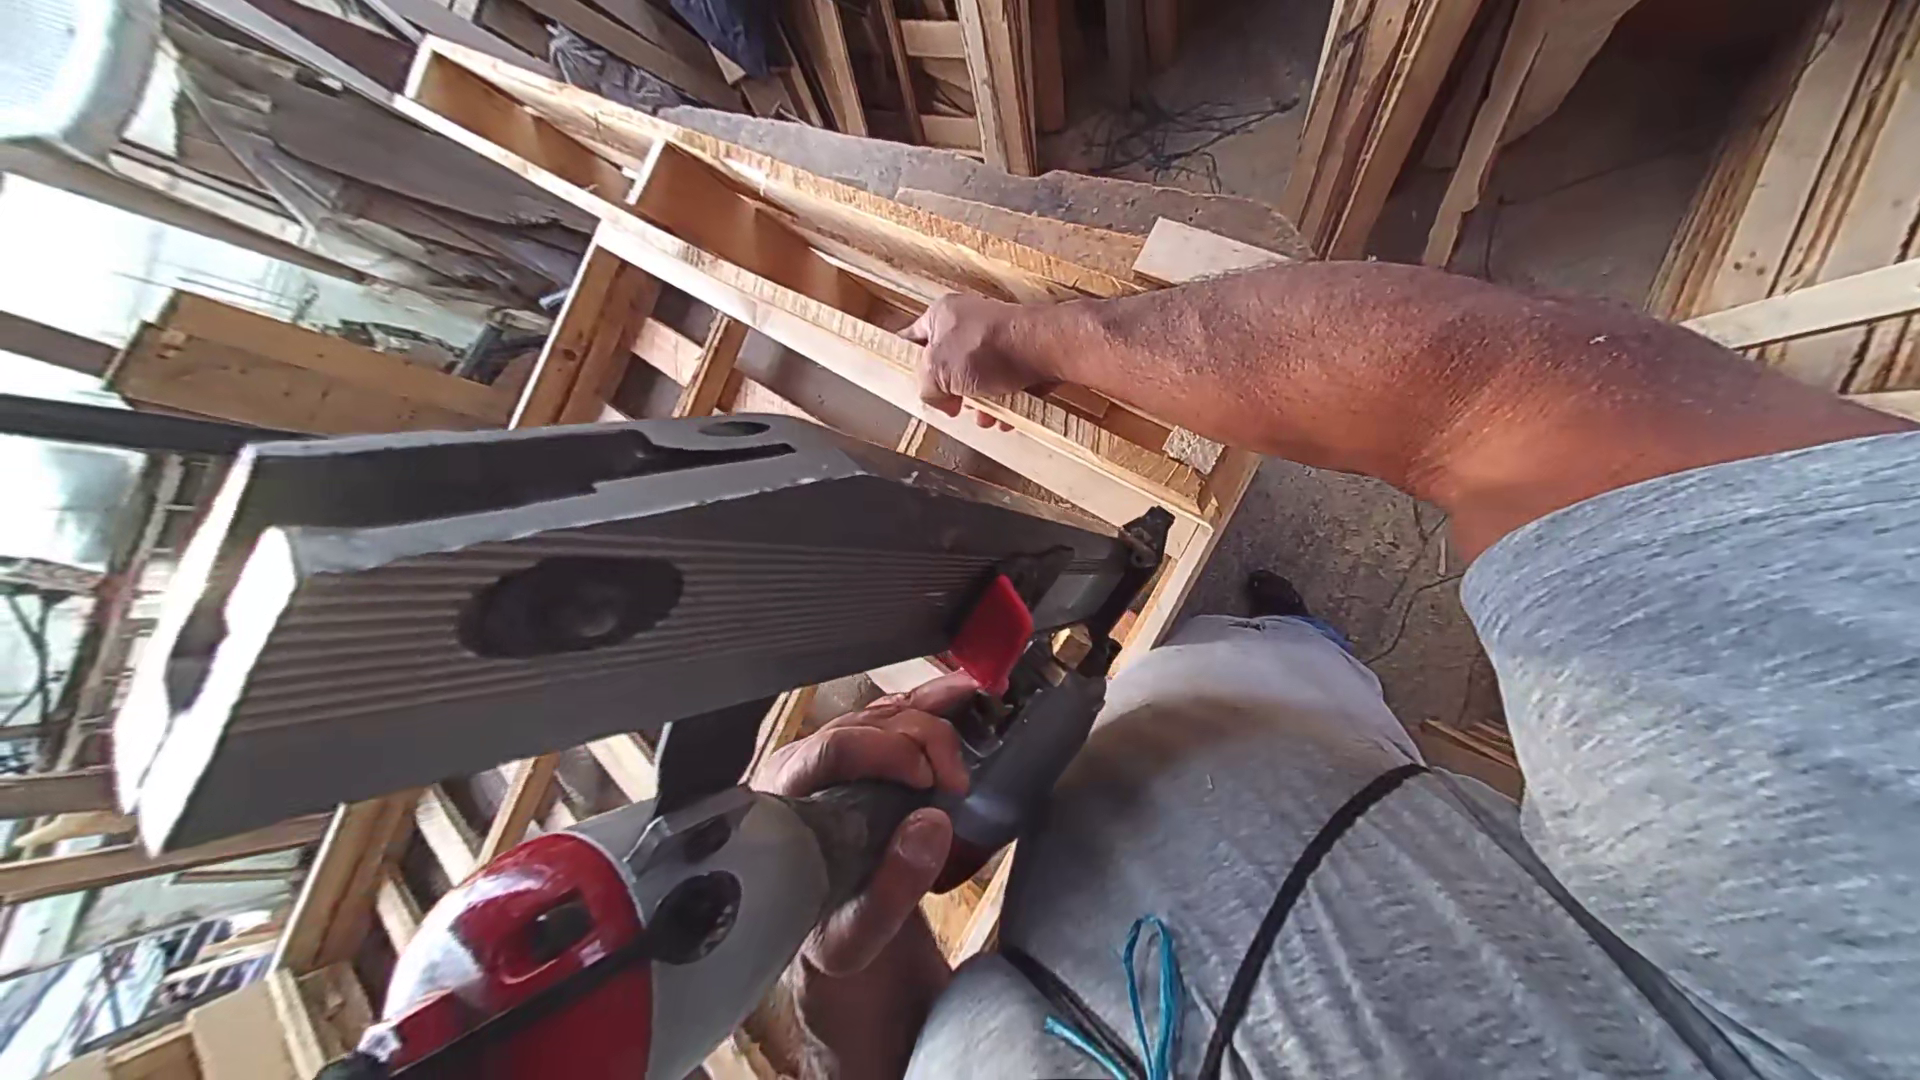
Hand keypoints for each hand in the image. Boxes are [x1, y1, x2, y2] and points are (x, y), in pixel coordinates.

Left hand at [757, 673, 976, 974]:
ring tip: (974, 719)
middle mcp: (808, 758)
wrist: (826, 921)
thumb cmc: (826, 928)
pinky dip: (937, 700)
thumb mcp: (852, 934)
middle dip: (923, 738)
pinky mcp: (865, 743)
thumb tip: (932, 823)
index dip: (886, 752)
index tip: (927, 777)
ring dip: (935, 713)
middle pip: (869, 722)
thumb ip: (890, 890)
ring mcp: (837, 745)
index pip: (833, 748)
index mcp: (788, 793)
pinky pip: (902, 709)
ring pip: (889, 709)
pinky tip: (963, 694)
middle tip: (957, 780)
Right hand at [902, 296, 1053, 427]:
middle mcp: (968, 322)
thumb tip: (939, 400)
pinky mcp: (1019, 356)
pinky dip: (1003, 403)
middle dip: (952, 395)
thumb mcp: (936, 371)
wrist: (1041, 350)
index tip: (913, 387)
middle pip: (947, 367)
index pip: (913, 339)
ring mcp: (996, 339)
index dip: (910, 365)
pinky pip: (1003, 385)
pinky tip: (1005, 417)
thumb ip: (926, 387)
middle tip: (956, 407)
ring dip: (981, 405)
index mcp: (941, 315)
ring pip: (977, 381)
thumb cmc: (986, 351)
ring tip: (986, 417)